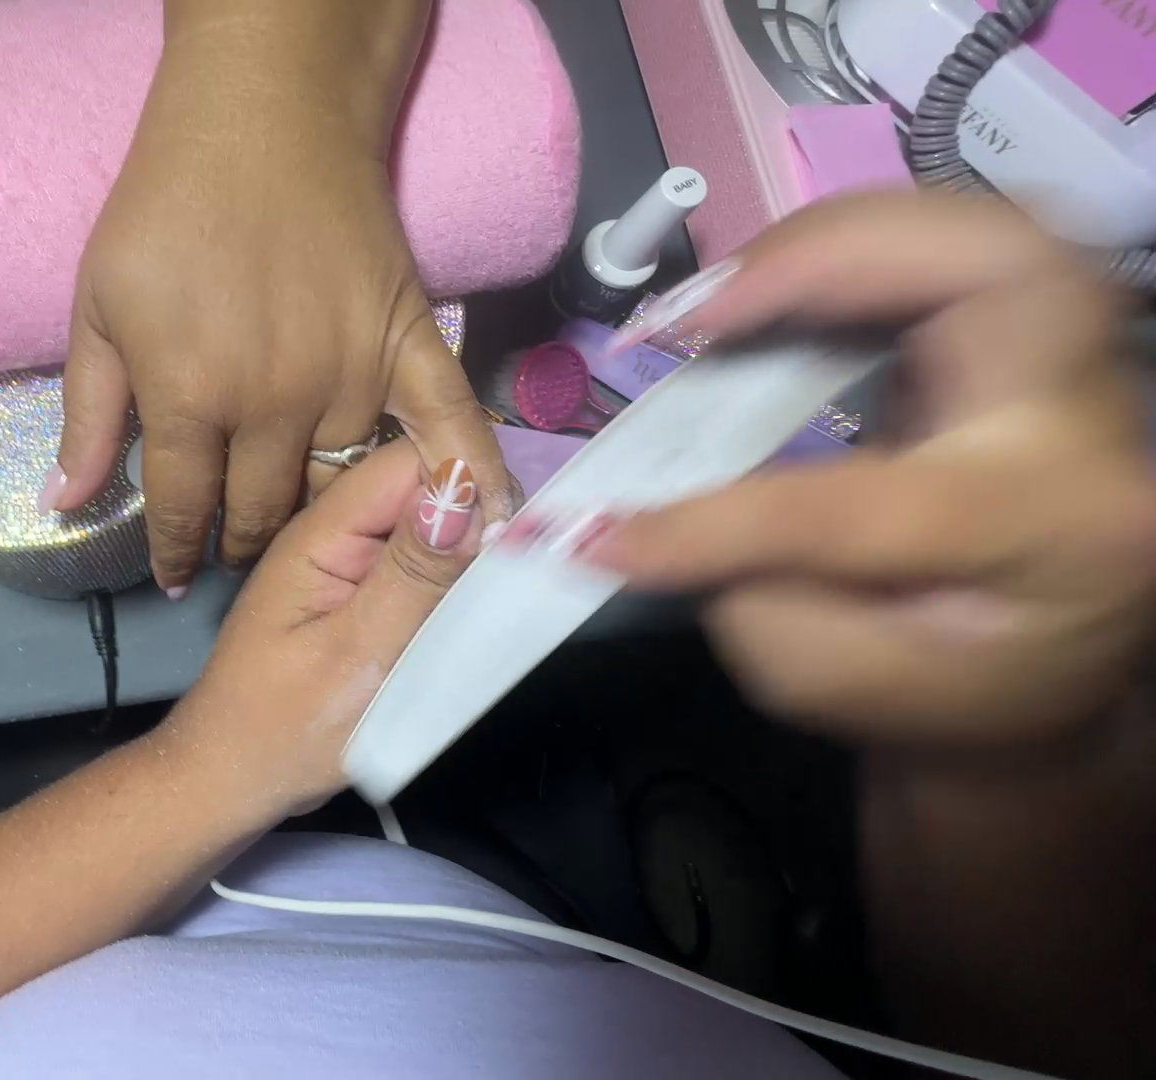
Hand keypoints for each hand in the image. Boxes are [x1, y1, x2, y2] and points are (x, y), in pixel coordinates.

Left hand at [49, 10, 514, 595]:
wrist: (261, 116)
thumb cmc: (163, 212)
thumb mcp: (96, 311)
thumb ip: (87, 418)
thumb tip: (63, 506)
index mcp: (192, 396)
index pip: (183, 509)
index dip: (176, 552)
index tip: (175, 579)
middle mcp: (275, 404)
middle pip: (258, 512)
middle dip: (235, 543)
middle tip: (228, 550)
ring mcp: (351, 379)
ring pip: (331, 486)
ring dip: (307, 515)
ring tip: (294, 528)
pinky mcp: (409, 345)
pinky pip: (447, 425)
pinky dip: (466, 477)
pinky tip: (482, 526)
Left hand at [152, 443, 482, 817]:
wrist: (233, 778)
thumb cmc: (284, 729)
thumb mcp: (356, 656)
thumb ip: (412, 577)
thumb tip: (467, 492)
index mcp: (321, 535)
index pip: (404, 463)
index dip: (466, 481)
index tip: (511, 534)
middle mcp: (332, 537)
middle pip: (417, 491)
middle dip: (473, 518)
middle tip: (515, 572)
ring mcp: (342, 568)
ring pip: (420, 532)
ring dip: (464, 555)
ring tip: (497, 596)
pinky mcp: (354, 600)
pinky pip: (411, 571)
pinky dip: (445, 584)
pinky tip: (468, 612)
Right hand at [588, 194, 1155, 745]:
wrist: (1020, 663)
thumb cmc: (922, 682)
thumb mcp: (817, 672)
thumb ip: (737, 589)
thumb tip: (647, 512)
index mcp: (1038, 538)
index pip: (846, 511)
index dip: (701, 524)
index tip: (580, 538)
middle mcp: (1074, 430)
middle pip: (1001, 269)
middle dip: (826, 265)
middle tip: (693, 314)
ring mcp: (1049, 372)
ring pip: (968, 234)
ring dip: (812, 249)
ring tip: (698, 307)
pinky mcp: (992, 351)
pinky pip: (926, 258)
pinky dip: (820, 260)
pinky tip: (741, 301)